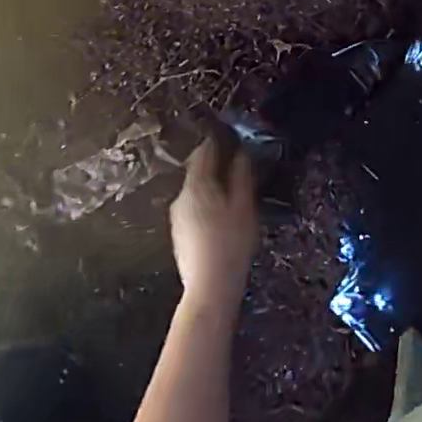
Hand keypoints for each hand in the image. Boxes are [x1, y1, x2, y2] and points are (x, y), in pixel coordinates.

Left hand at [170, 135, 258, 309]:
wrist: (210, 287)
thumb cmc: (231, 243)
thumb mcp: (244, 206)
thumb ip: (241, 176)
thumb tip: (241, 153)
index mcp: (197, 186)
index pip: (203, 152)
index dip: (217, 140)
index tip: (231, 133)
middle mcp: (181, 197)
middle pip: (198, 171)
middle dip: (216, 163)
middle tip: (239, 160)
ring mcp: (178, 216)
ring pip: (196, 190)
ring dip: (213, 183)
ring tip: (235, 186)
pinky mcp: (180, 232)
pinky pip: (194, 205)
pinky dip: (208, 200)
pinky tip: (223, 212)